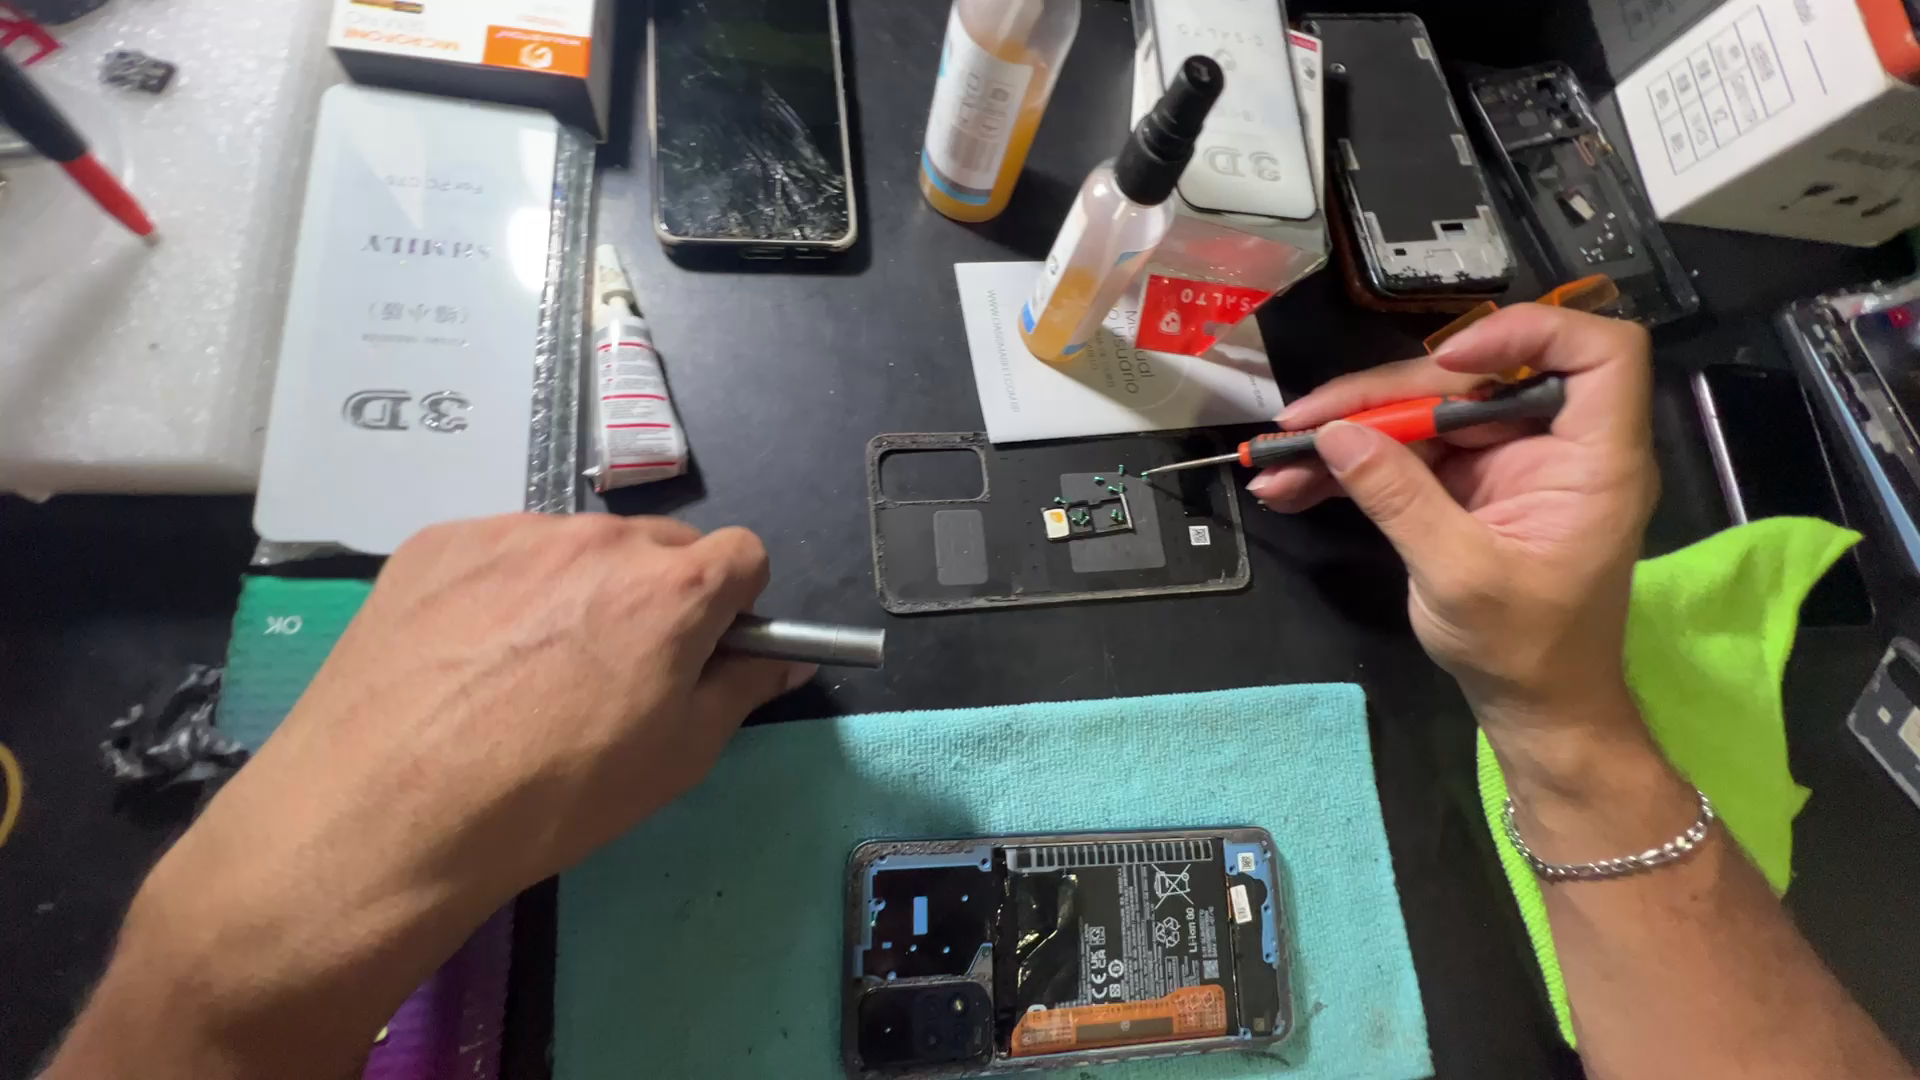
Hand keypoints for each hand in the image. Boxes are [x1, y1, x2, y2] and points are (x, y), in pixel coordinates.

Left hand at [68, 514, 809, 1078]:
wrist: (378, 820)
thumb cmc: (559, 793)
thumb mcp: (680, 756)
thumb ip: (745, 688)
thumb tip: (790, 661)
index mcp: (674, 587)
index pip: (744, 553)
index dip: (736, 600)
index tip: (707, 643)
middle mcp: (603, 539)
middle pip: (666, 546)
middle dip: (665, 592)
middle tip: (621, 662)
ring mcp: (516, 532)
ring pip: (587, 546)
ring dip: (589, 586)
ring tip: (534, 663)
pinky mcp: (441, 541)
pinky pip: (510, 548)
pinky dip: (515, 584)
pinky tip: (474, 651)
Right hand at [1253, 305, 1658, 759]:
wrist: (1525, 697)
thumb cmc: (1521, 645)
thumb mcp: (1458, 573)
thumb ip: (1399, 498)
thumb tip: (1336, 435)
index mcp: (1586, 459)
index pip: (1594, 354)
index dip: (1526, 336)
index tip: (1448, 360)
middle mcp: (1542, 447)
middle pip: (1464, 385)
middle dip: (1376, 400)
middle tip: (1299, 422)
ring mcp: (1493, 466)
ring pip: (1415, 421)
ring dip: (1340, 437)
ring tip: (1274, 460)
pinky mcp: (1453, 488)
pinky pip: (1394, 461)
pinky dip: (1342, 471)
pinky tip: (1289, 486)